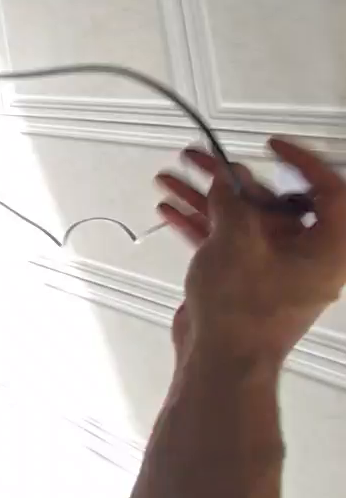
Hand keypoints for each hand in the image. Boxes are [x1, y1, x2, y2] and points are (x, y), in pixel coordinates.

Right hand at [155, 138, 345, 368]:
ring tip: (168, 178)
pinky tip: (170, 209)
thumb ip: (233, 207)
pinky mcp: (243, 273)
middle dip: (230, 179)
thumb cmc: (244, 308)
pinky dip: (197, 220)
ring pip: (240, 218)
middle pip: (272, 202)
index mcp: (328, 248)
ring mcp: (273, 264)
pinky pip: (223, 237)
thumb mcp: (237, 246)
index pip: (331, 193)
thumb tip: (227, 180)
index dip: (304, 163)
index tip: (270, 145)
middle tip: (196, 157)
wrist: (223, 352)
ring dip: (204, 197)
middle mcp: (307, 253)